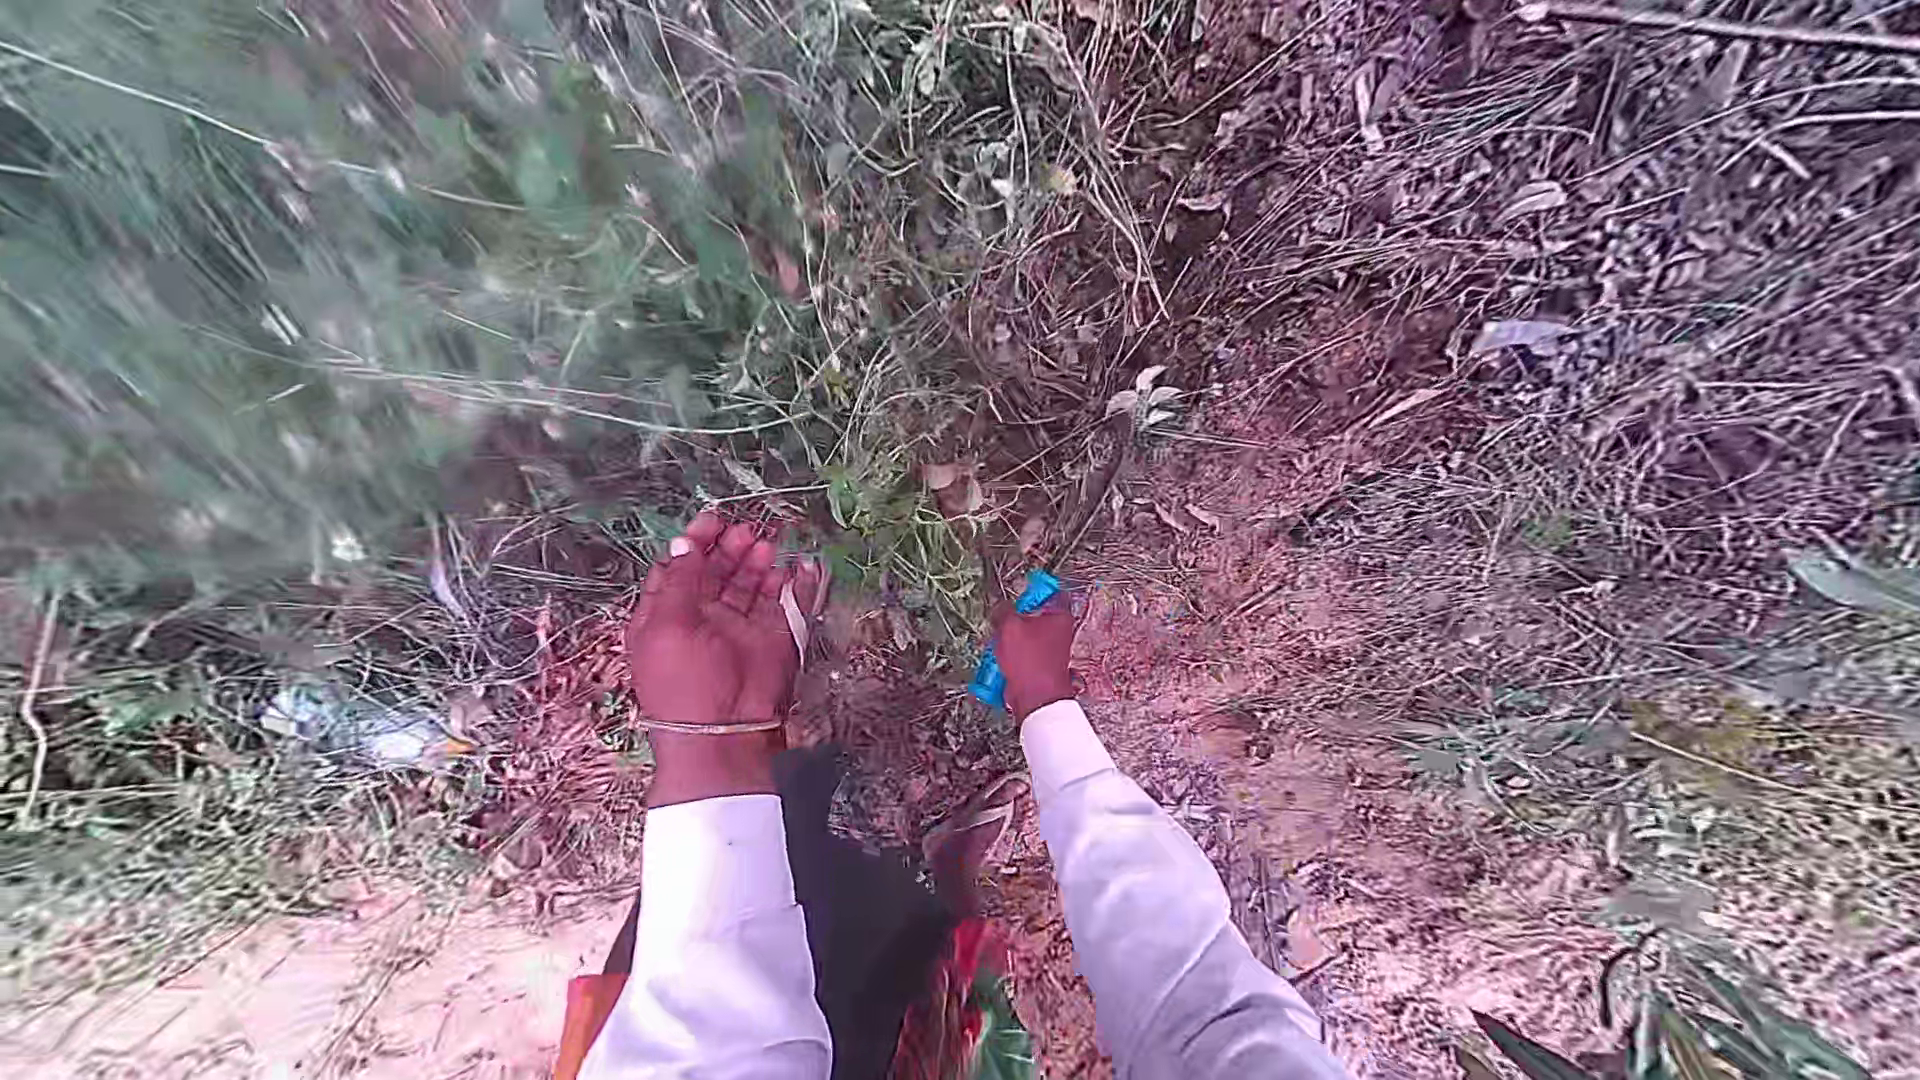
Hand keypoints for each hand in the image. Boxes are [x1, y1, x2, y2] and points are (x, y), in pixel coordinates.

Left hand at [626, 511, 823, 805]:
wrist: (726, 732)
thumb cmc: (684, 682)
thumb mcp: (667, 628)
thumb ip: (679, 582)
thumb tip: (682, 544)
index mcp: (670, 615)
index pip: (682, 568)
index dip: (695, 543)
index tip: (713, 521)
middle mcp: (705, 617)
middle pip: (718, 571)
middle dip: (731, 548)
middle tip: (747, 531)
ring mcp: (740, 626)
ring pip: (749, 583)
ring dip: (757, 561)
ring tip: (767, 544)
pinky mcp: (772, 635)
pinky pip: (783, 602)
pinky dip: (790, 583)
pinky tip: (792, 567)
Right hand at [992, 594, 1078, 721]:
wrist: (1034, 697)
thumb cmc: (1031, 662)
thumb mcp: (1010, 627)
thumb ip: (1003, 611)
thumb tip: (1000, 606)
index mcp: (1060, 616)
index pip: (1051, 592)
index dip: (1034, 588)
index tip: (1022, 589)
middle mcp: (1060, 631)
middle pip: (1034, 614)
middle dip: (1015, 617)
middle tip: (1005, 620)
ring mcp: (1051, 648)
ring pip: (1026, 633)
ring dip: (1010, 637)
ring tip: (1001, 642)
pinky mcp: (1040, 663)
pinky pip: (1022, 650)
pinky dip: (1011, 652)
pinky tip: (1003, 657)